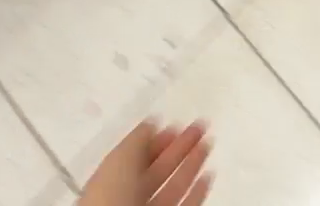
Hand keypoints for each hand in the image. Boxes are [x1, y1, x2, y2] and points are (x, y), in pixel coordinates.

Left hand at [79, 120, 212, 205]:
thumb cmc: (111, 199)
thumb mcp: (119, 161)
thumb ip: (136, 140)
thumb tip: (152, 122)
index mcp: (111, 182)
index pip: (136, 156)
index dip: (156, 138)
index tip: (176, 123)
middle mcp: (129, 197)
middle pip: (158, 169)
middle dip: (180, 146)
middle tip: (199, 126)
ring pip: (174, 185)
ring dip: (192, 163)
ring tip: (208, 143)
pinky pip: (186, 204)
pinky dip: (197, 191)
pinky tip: (208, 175)